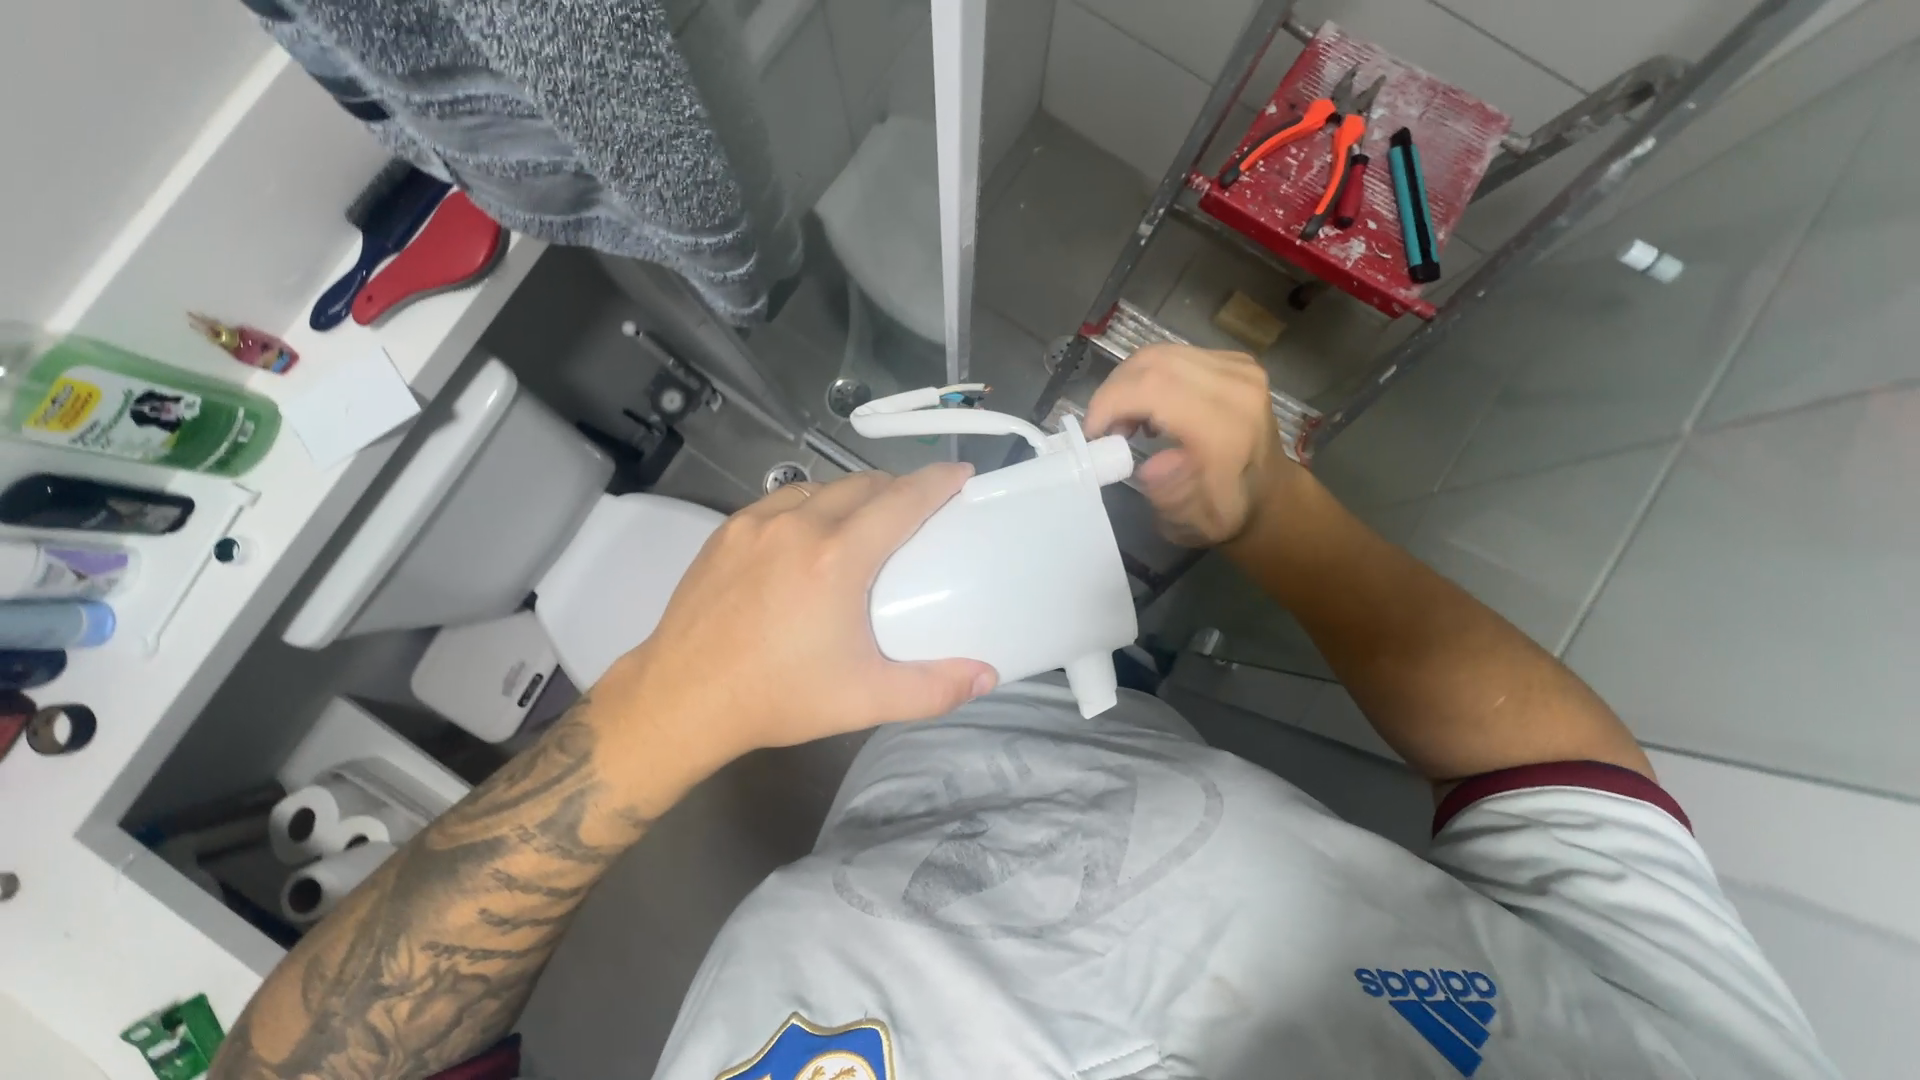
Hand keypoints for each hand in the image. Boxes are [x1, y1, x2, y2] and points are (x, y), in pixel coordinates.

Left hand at [589, 465, 997, 788]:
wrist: (681, 699)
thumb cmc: (778, 697)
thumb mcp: (865, 699)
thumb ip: (934, 689)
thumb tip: (987, 676)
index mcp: (838, 558)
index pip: (902, 500)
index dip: (937, 481)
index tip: (960, 473)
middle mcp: (798, 526)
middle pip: (863, 484)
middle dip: (898, 486)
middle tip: (918, 508)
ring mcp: (755, 524)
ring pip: (819, 487)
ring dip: (852, 494)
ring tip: (865, 520)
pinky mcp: (725, 532)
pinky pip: (780, 501)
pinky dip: (809, 505)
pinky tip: (808, 535)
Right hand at [1084, 344, 1297, 545]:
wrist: (1271, 494)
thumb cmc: (1228, 512)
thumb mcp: (1195, 523)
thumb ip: (1172, 495)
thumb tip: (1150, 465)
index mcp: (1227, 427)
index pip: (1153, 388)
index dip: (1110, 402)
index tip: (1093, 434)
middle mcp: (1236, 387)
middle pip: (1151, 364)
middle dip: (1113, 393)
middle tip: (1105, 429)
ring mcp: (1238, 368)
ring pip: (1159, 355)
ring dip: (1128, 384)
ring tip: (1125, 422)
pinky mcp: (1234, 361)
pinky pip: (1174, 356)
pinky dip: (1148, 379)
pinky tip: (1149, 410)